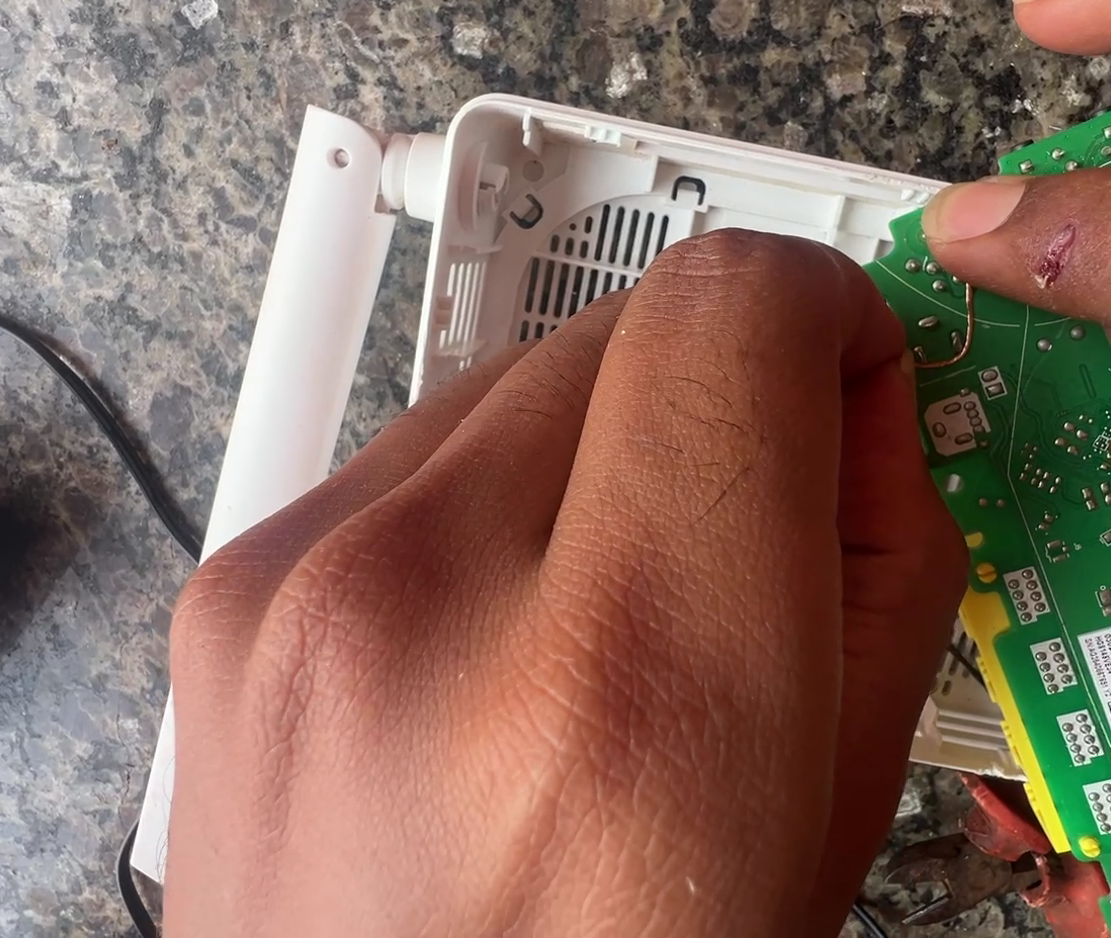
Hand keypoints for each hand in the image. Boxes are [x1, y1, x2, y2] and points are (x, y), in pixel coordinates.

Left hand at [164, 232, 968, 933]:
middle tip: (737, 505)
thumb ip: (876, 555)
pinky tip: (499, 612)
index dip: (807, 307)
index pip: (725, 318)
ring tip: (599, 592)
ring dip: (600, 443)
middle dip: (714, 390)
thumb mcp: (829, 804)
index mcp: (624, 692)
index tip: (830, 361)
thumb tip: (845, 393)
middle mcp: (423, 606)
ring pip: (522, 373)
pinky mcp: (234, 582)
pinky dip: (499, 490)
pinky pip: (426, 445)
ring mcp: (295, 586)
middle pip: (622, 328)